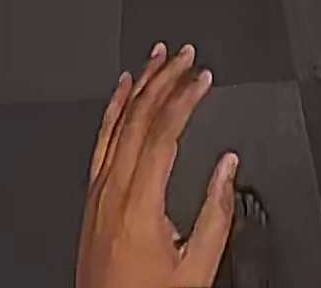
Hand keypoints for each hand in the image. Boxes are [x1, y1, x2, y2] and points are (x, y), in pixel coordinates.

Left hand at [77, 43, 238, 287]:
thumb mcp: (195, 272)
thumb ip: (216, 214)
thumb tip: (228, 165)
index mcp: (139, 204)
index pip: (163, 132)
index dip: (185, 97)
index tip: (204, 76)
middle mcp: (113, 190)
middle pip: (138, 117)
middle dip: (164, 78)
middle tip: (185, 54)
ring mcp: (98, 192)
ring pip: (117, 121)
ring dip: (140, 83)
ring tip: (156, 56)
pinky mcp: (92, 198)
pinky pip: (100, 139)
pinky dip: (112, 108)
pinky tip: (121, 90)